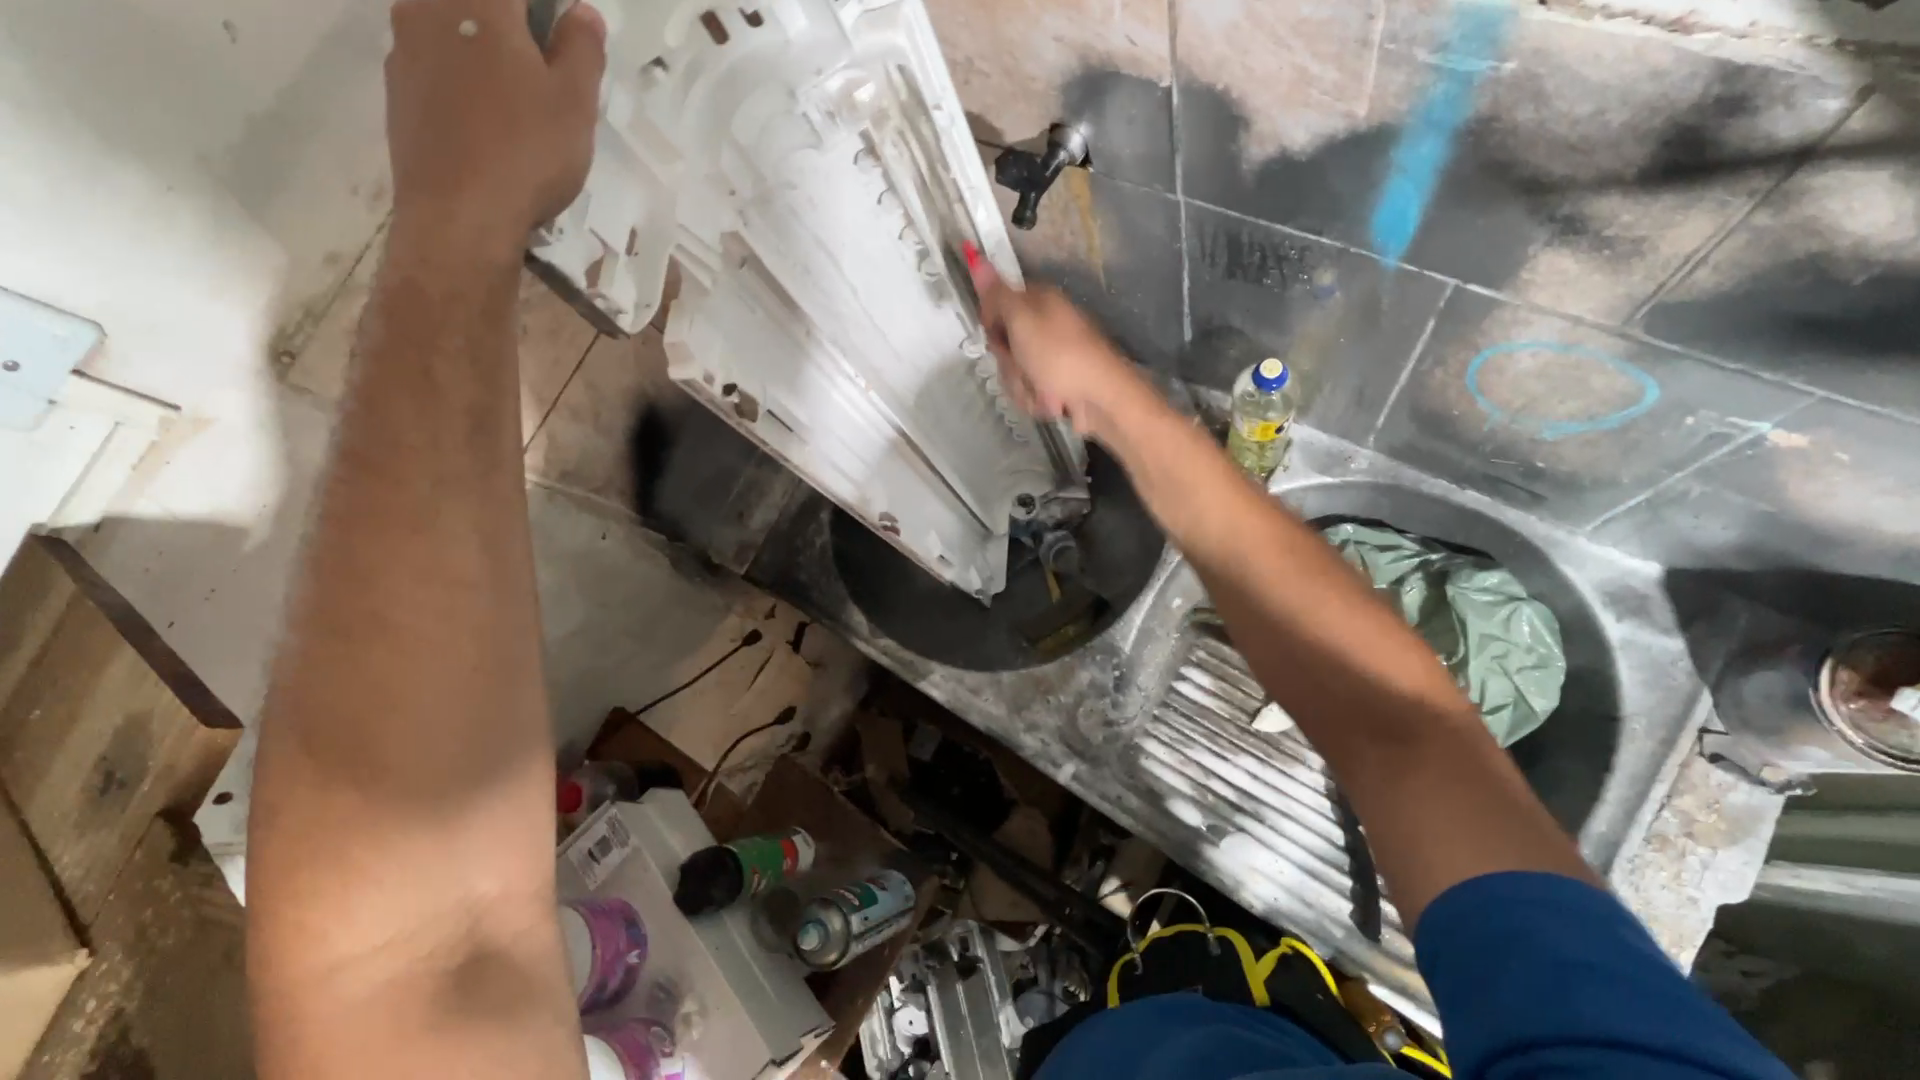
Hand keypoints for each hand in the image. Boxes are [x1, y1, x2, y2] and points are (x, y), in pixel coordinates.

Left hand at [384, 0, 606, 263]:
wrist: (459, 218)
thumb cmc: (527, 152)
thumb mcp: (575, 102)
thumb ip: (580, 48)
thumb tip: (580, 12)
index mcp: (477, 3)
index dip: (545, 11)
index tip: (563, 35)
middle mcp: (428, 11)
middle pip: (477, 6)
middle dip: (512, 29)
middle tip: (546, 69)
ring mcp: (404, 52)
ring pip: (451, 31)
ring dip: (484, 52)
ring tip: (519, 101)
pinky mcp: (397, 95)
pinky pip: (435, 67)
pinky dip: (463, 81)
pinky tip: (488, 123)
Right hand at [967, 247, 1143, 441]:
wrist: (1100, 397)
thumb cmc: (1059, 355)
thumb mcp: (1022, 320)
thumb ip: (997, 294)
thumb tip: (977, 258)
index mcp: (1041, 300)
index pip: (1000, 303)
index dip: (992, 321)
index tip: (995, 335)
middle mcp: (1047, 324)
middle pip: (1005, 342)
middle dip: (1008, 362)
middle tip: (1022, 365)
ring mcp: (1053, 355)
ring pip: (1015, 369)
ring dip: (1022, 384)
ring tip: (1041, 389)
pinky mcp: (1058, 382)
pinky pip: (1031, 390)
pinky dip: (1037, 399)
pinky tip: (1051, 402)